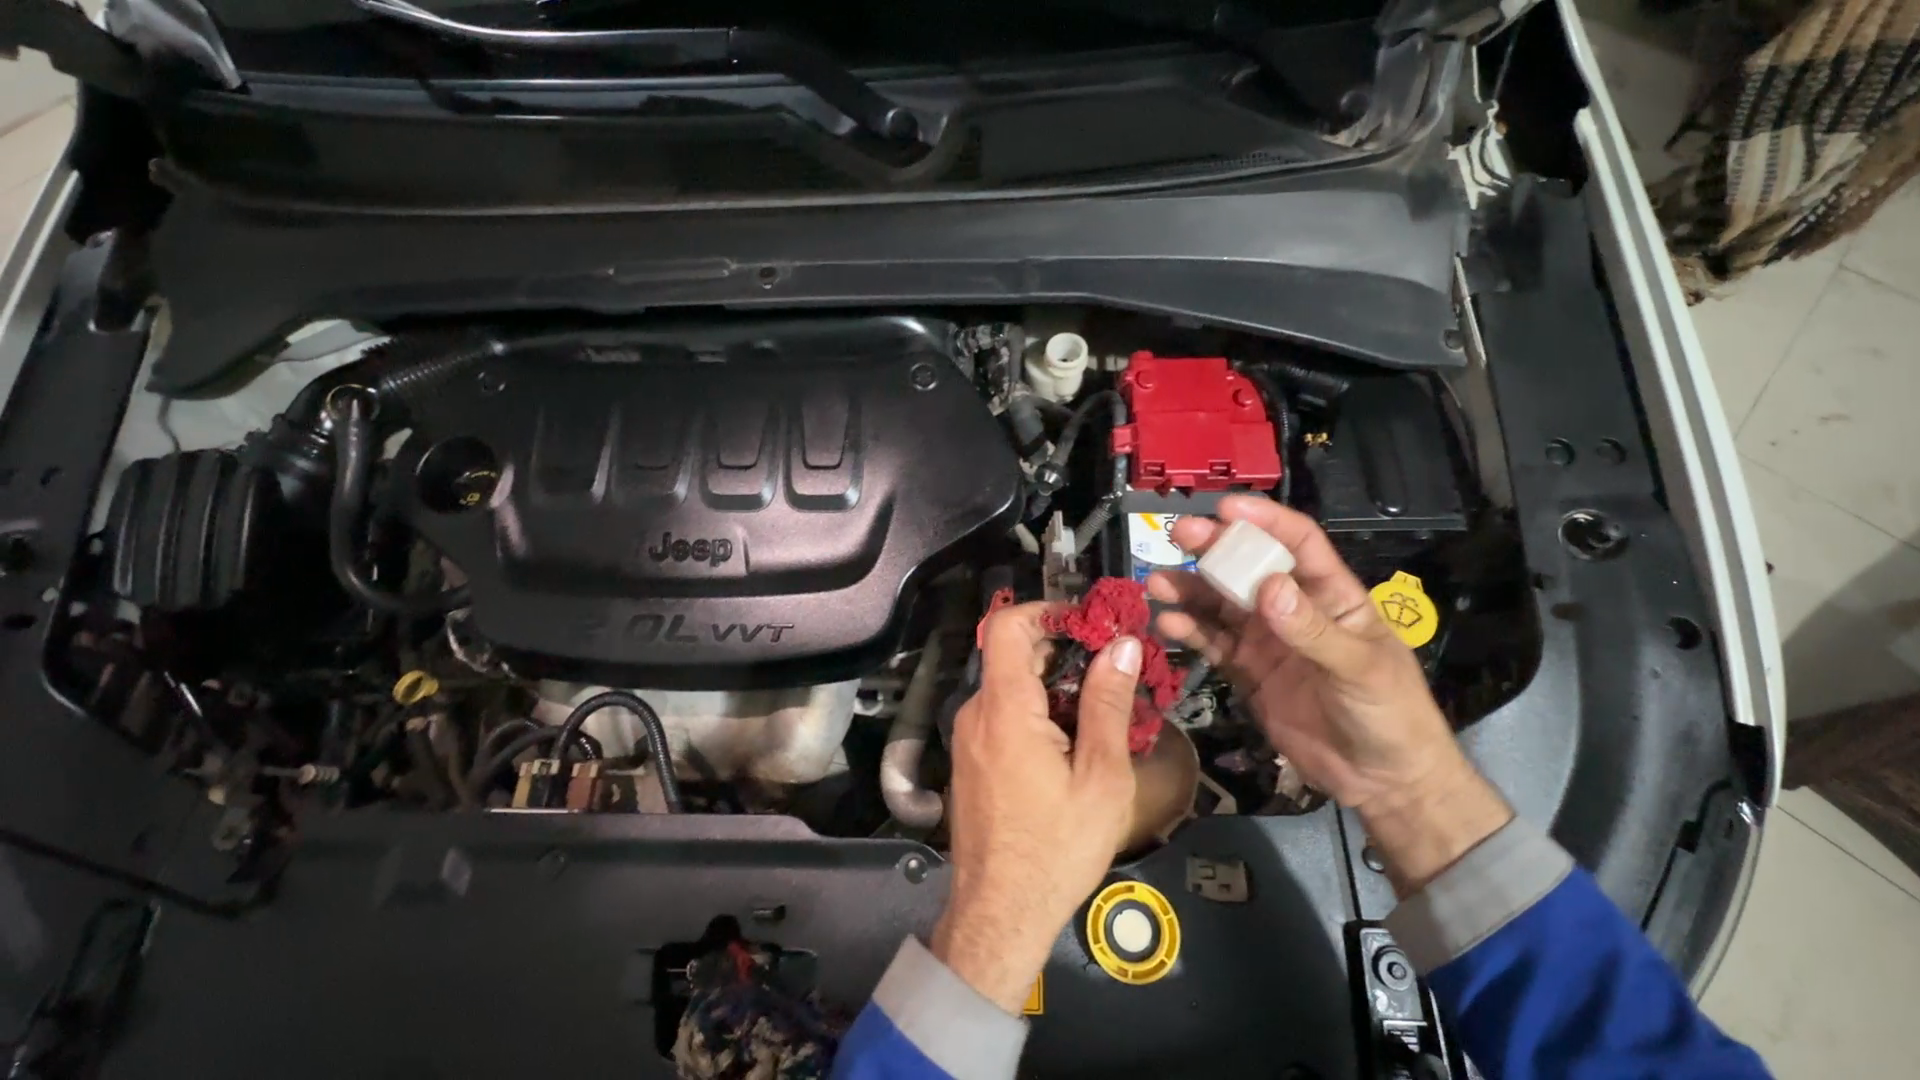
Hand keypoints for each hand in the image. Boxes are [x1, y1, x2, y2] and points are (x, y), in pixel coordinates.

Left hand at [931, 602, 1141, 1013]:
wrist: (1000, 913)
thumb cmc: (1057, 848)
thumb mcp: (1100, 777)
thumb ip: (1108, 704)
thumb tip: (1121, 645)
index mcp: (1004, 710)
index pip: (1007, 626)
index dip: (1046, 610)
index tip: (1090, 623)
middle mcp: (975, 714)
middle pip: (1012, 655)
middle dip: (1062, 651)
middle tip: (1112, 668)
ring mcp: (967, 739)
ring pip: (1009, 687)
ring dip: (1052, 685)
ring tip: (1102, 710)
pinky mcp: (970, 761)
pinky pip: (1001, 716)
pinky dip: (1036, 712)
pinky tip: (1072, 742)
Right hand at [1148, 495, 1510, 893]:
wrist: (1382, 780)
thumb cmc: (1390, 713)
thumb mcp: (1360, 669)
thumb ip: (1312, 630)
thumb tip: (1269, 587)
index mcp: (1332, 595)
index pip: (1298, 543)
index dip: (1264, 521)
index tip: (1226, 509)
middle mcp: (1294, 608)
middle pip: (1248, 567)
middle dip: (1214, 549)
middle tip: (1178, 536)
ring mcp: (1268, 640)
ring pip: (1221, 604)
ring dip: (1191, 590)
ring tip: (1158, 583)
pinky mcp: (1248, 672)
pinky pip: (1213, 643)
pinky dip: (1189, 632)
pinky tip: (1168, 624)